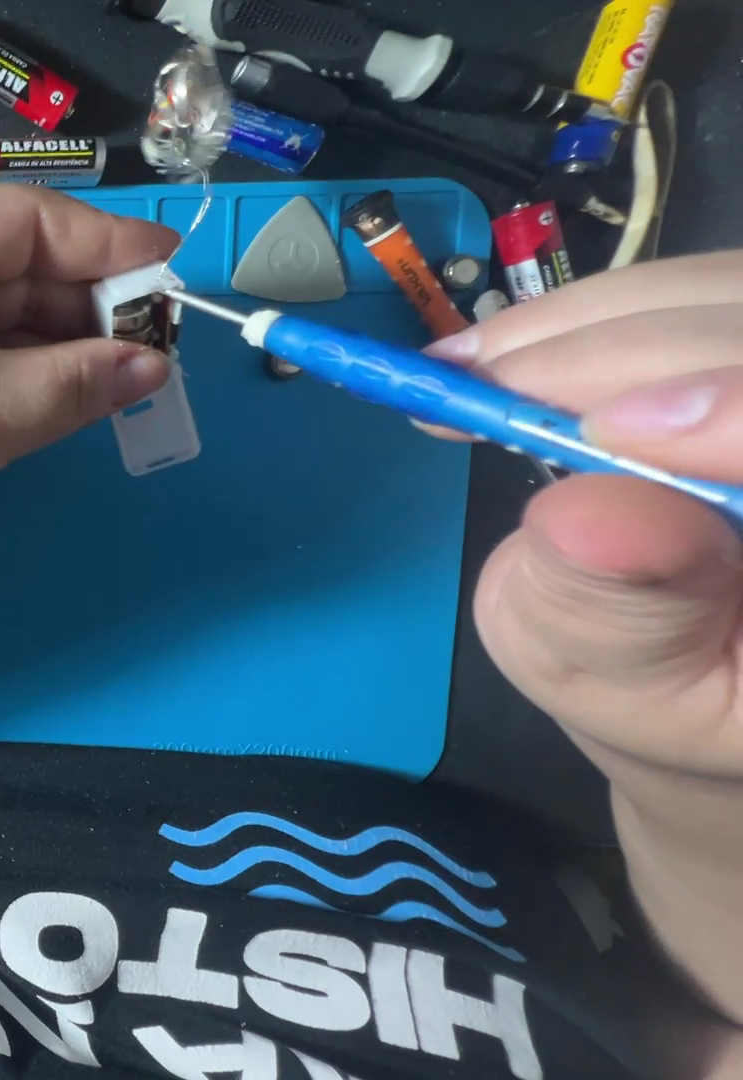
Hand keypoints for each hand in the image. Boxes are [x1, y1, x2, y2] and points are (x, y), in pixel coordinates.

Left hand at [0, 185, 177, 575]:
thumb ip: (80, 382)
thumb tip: (151, 364)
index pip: (27, 220)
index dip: (105, 245)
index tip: (168, 272)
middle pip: (3, 260)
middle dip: (76, 304)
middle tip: (143, 347)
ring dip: (40, 338)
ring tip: (103, 376)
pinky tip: (41, 386)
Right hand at [427, 253, 742, 1012]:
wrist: (704, 673)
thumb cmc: (667, 703)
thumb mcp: (621, 688)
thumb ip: (613, 616)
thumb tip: (589, 512)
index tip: (608, 431)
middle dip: (627, 353)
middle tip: (469, 388)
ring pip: (733, 294)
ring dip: (585, 322)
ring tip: (461, 368)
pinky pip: (697, 295)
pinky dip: (587, 315)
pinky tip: (502, 354)